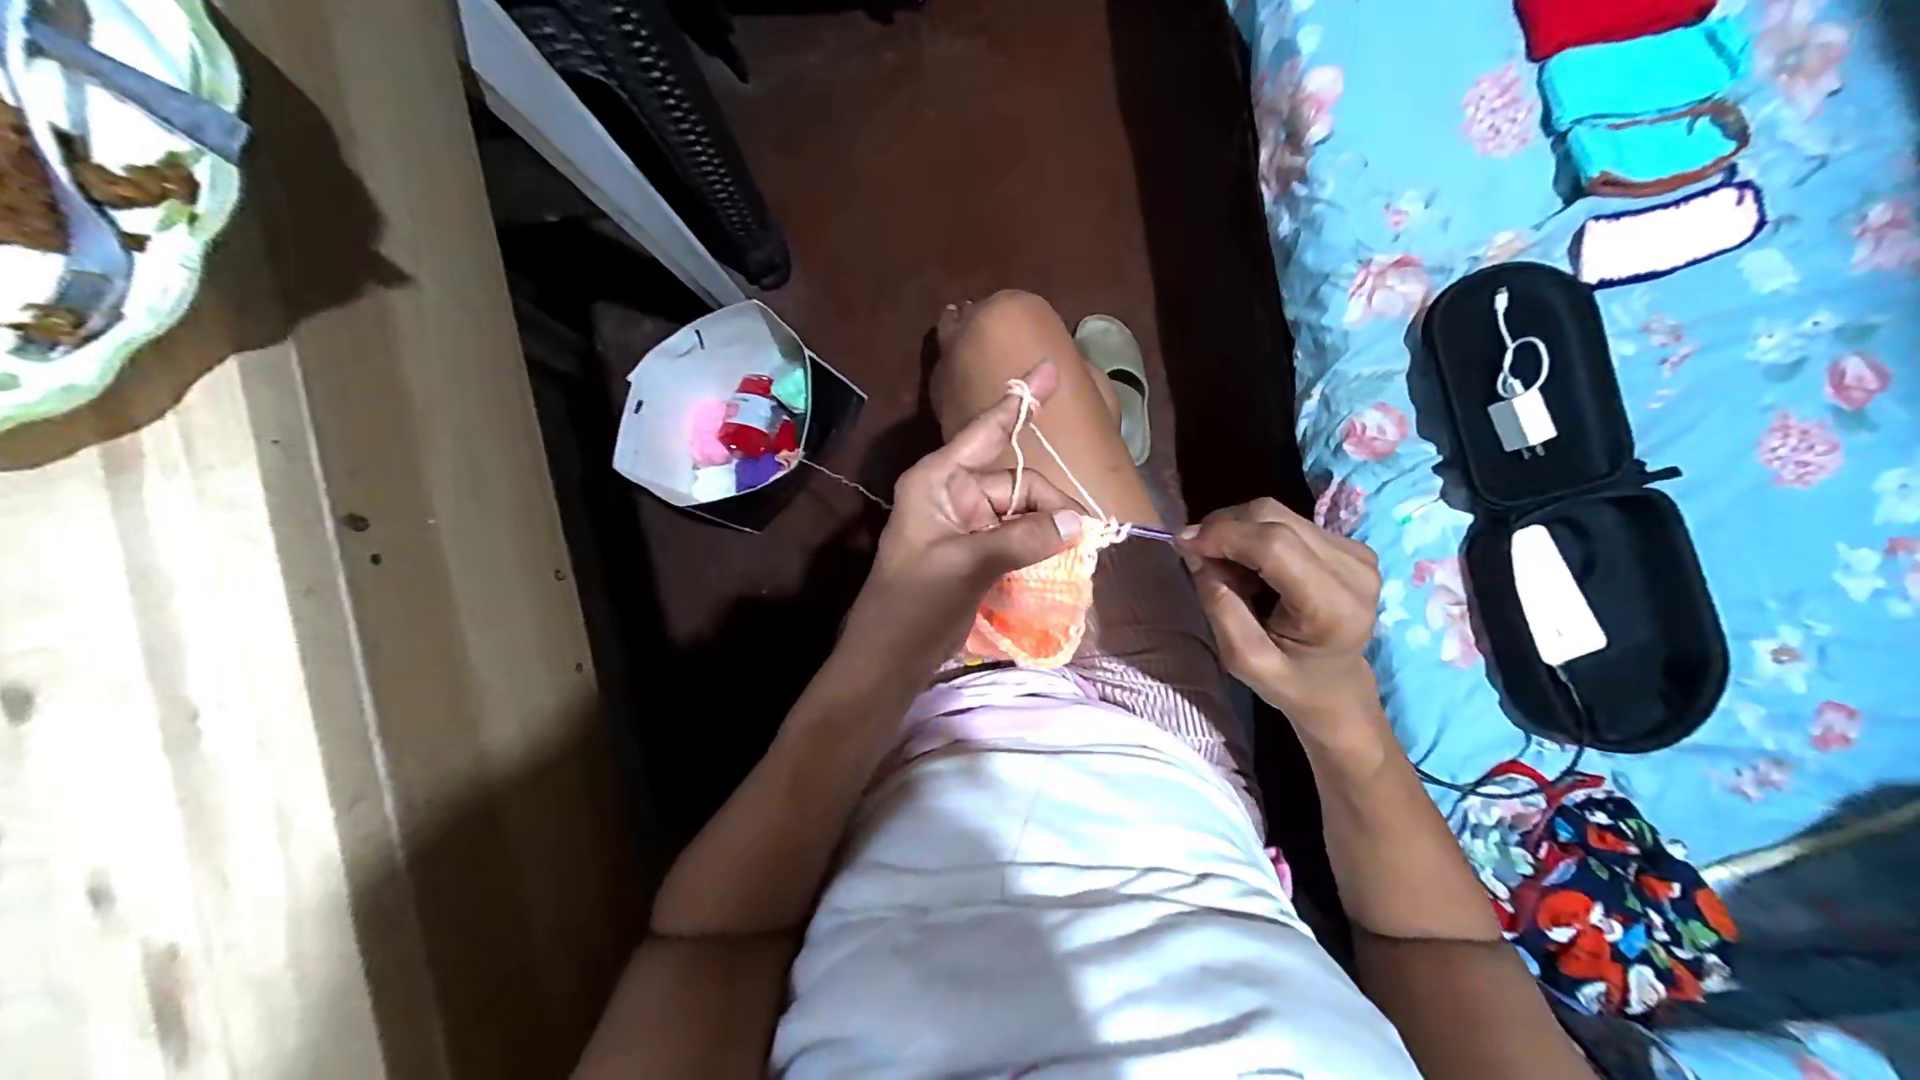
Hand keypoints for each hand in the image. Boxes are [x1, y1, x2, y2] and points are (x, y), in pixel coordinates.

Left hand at [843, 359, 1084, 667]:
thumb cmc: (914, 602)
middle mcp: (951, 492)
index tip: (1052, 368)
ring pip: (1019, 510)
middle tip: (1085, 532)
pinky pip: (1013, 535)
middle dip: (1050, 501)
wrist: (888, 656)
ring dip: (1047, 526)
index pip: (987, 430)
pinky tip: (1060, 555)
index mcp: (938, 479)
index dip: (1021, 400)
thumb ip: (1024, 539)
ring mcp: (963, 523)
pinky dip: (1036, 543)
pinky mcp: (972, 550)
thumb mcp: (968, 564)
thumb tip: (1079, 523)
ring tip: (1079, 547)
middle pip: (1015, 481)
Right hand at [1177, 498, 1383, 725]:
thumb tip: (1195, 550)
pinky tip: (1249, 562)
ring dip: (1237, 530)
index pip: (1274, 545)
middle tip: (1198, 554)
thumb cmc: (1290, 681)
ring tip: (1225, 563)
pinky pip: (1287, 520)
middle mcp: (1353, 570)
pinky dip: (1254, 533)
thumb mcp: (1244, 659)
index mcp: (1333, 607)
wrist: (1336, 685)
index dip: (1223, 535)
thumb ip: (1220, 605)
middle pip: (1274, 518)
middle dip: (1224, 528)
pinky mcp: (1348, 544)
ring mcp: (1355, 552)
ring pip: (1277, 513)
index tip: (1182, 543)